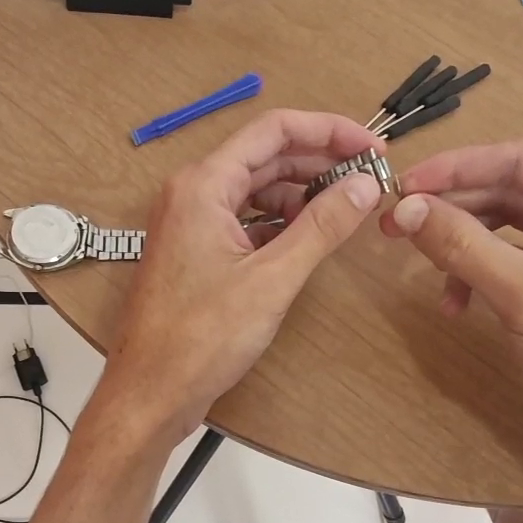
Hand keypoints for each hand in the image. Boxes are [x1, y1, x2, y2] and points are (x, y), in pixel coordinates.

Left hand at [101, 109, 385, 443]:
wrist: (151, 392)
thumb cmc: (199, 339)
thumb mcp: (271, 279)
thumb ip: (321, 227)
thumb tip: (364, 185)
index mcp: (203, 186)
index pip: (274, 130)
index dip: (329, 131)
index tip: (372, 148)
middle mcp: (192, 195)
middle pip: (266, 157)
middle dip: (320, 163)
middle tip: (369, 180)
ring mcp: (191, 225)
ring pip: (255, 191)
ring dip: (301, 195)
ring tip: (345, 210)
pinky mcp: (195, 254)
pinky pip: (243, 222)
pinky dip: (278, 225)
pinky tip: (308, 239)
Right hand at [383, 140, 522, 454]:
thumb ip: (463, 246)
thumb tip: (406, 209)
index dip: (458, 169)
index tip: (404, 184)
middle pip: (517, 191)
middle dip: (456, 210)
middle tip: (397, 224)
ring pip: (514, 226)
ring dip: (466, 246)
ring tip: (424, 269)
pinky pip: (522, 257)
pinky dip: (485, 273)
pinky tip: (457, 302)